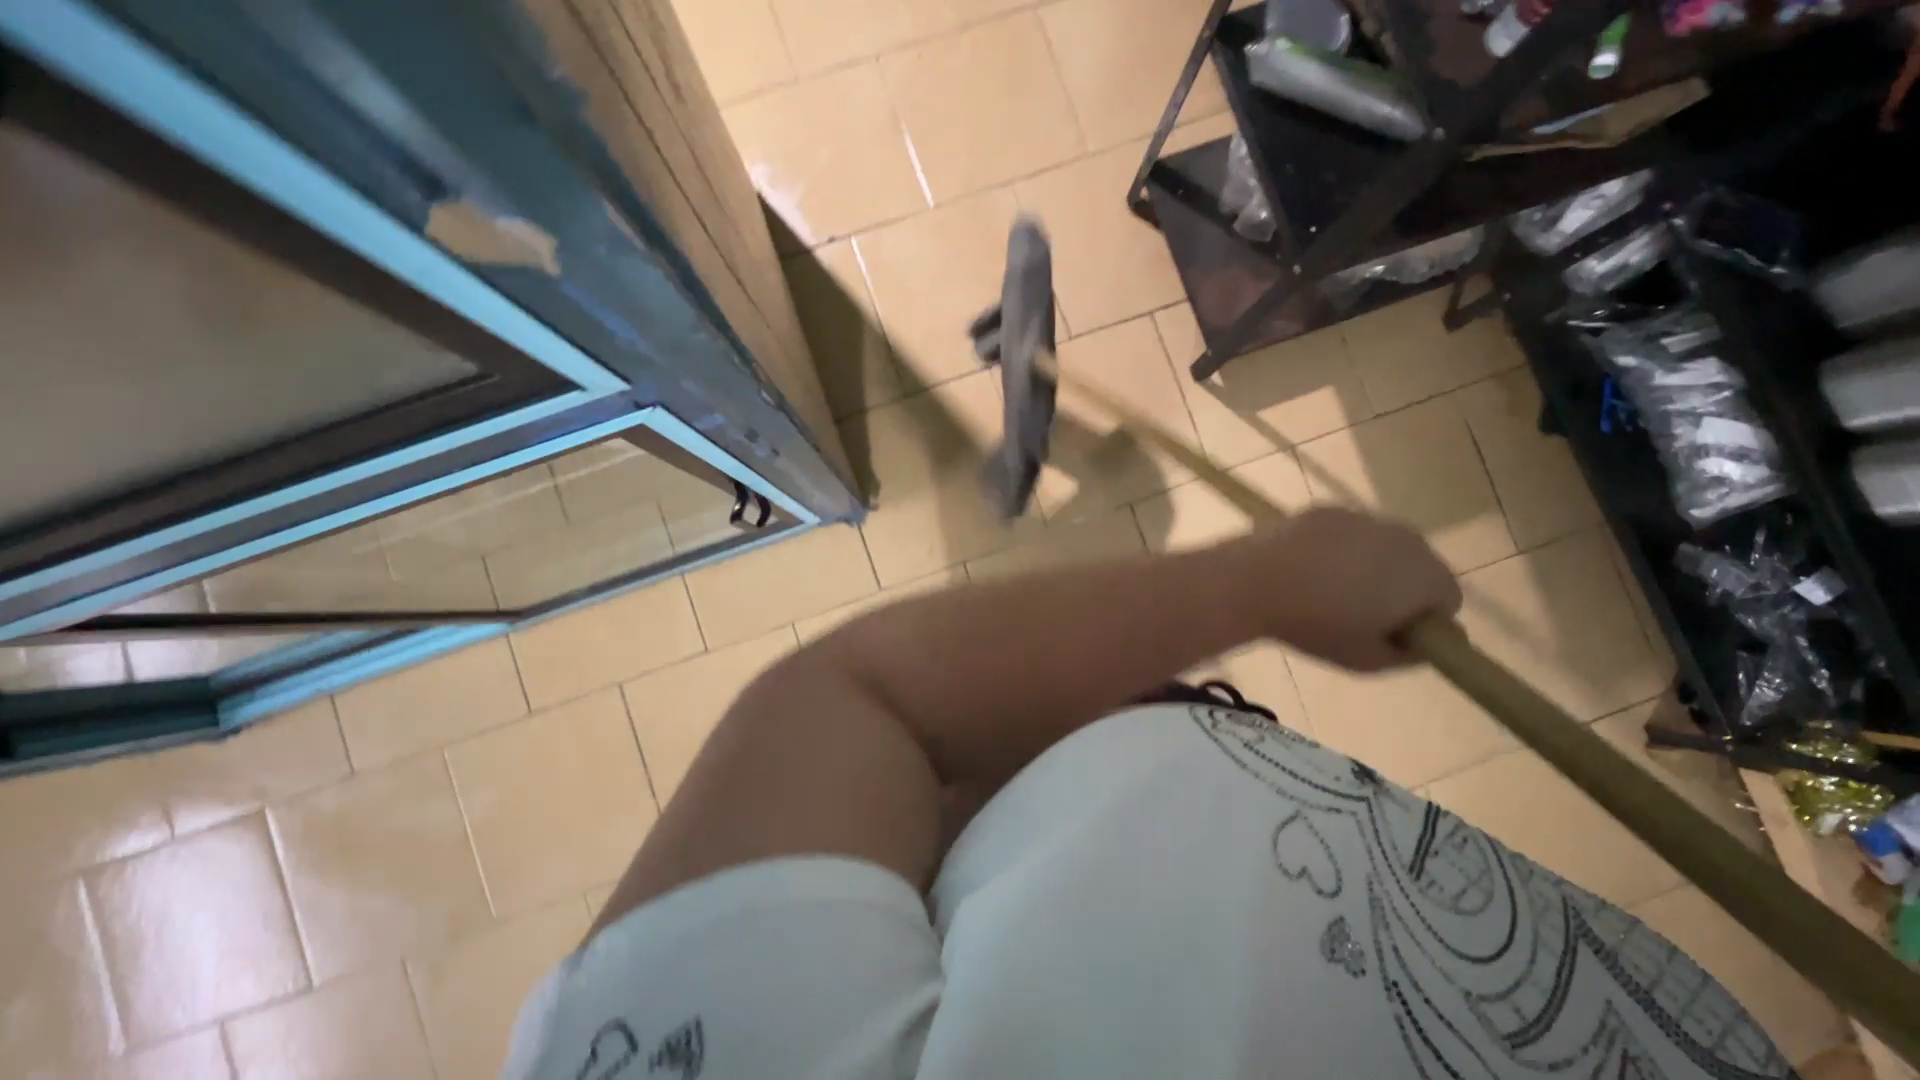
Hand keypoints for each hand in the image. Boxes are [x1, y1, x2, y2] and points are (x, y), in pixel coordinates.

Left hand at [1255, 506, 1461, 671]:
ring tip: (1330, 590)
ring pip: (1384, 547)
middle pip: (1420, 568)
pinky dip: (1339, 548)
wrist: (1254, 580)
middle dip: (1402, 589)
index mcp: (1425, 575)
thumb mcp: (1368, 659)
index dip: (1425, 621)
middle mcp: (1406, 538)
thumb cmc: (1317, 625)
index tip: (1393, 634)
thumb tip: (1430, 645)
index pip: (1448, 600)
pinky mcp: (1330, 509)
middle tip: (1361, 614)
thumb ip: (1411, 655)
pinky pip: (1350, 533)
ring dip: (1372, 566)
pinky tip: (1309, 567)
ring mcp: (1366, 517)